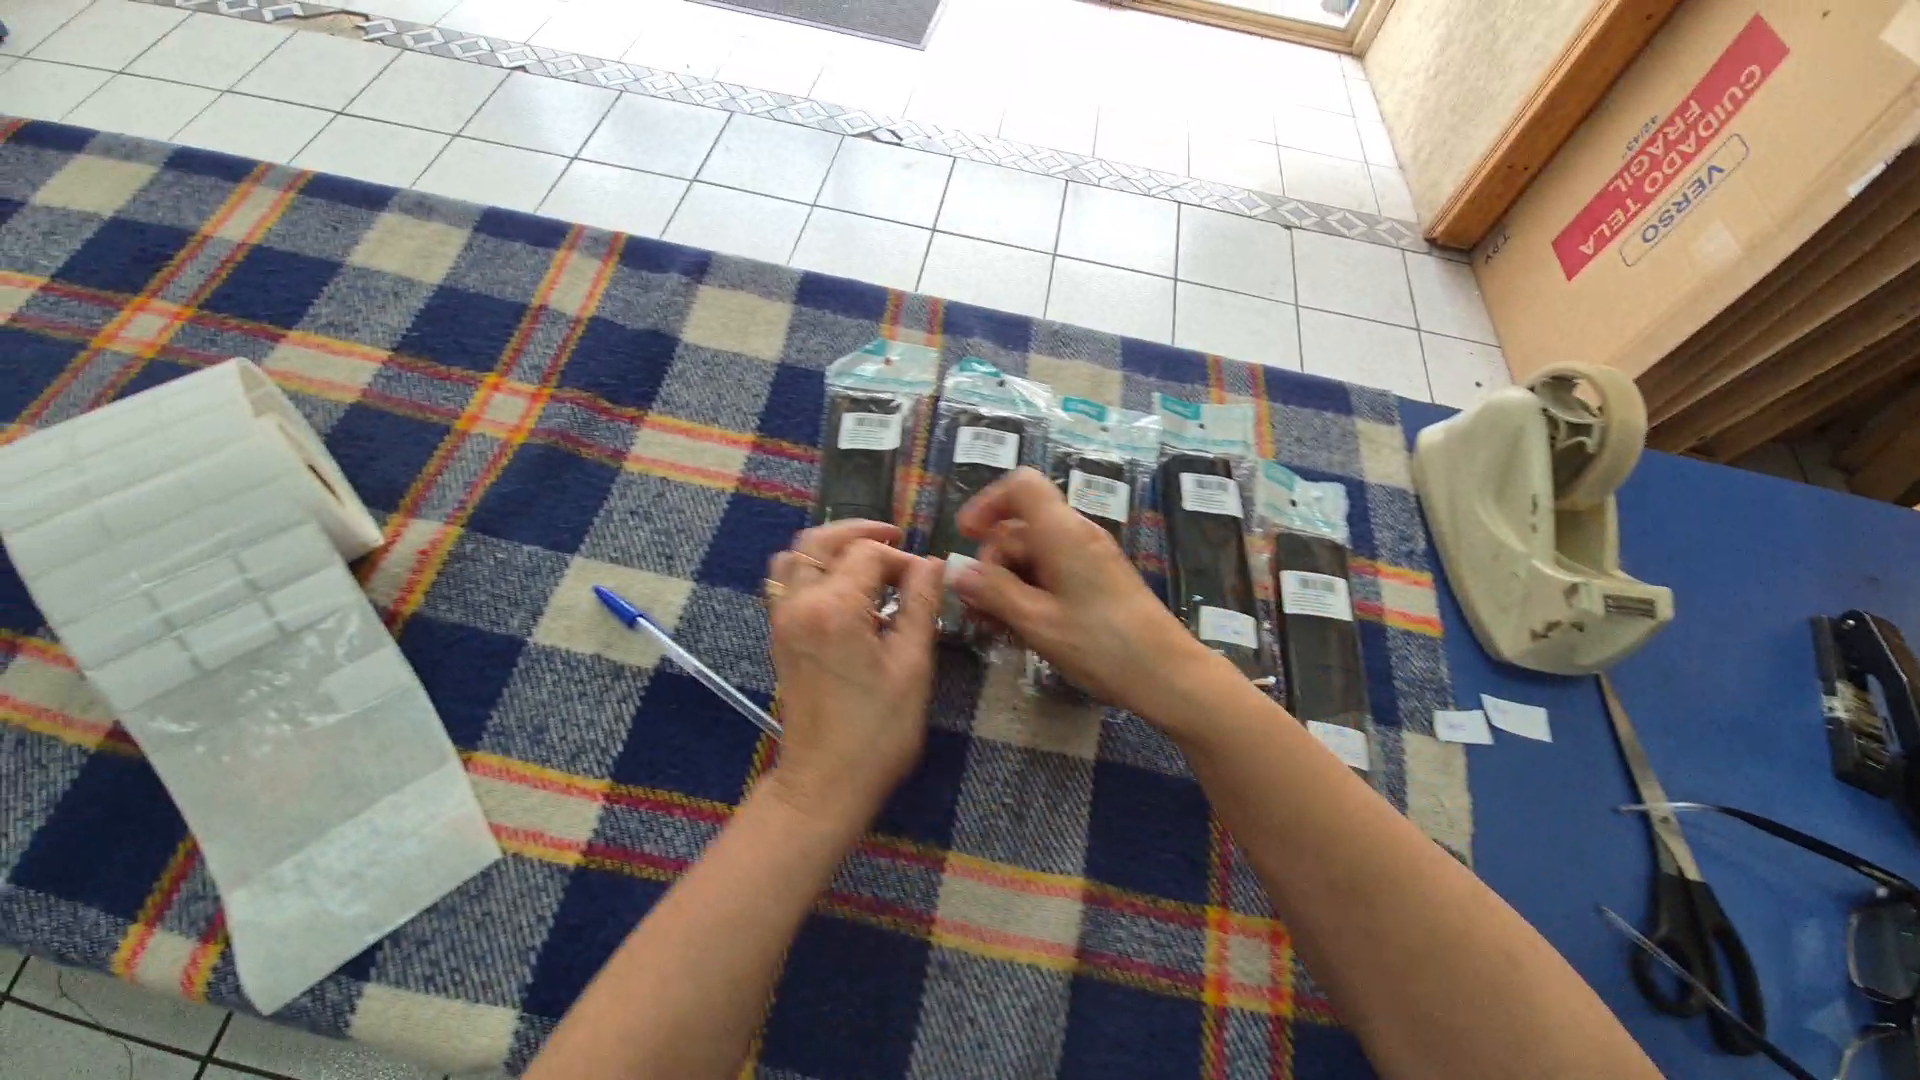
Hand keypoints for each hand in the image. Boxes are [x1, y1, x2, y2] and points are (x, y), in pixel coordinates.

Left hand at [762, 520, 943, 827]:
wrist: (825, 782)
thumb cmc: (877, 730)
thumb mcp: (912, 665)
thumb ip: (921, 605)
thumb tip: (933, 563)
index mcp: (834, 608)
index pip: (868, 553)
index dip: (902, 559)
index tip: (927, 581)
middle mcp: (799, 603)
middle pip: (820, 541)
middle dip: (860, 533)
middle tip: (895, 539)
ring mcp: (782, 620)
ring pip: (795, 557)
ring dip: (830, 548)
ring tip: (866, 559)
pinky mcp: (779, 637)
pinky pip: (785, 582)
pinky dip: (811, 570)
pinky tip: (843, 589)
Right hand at [949, 468, 1223, 719]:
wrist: (1167, 674)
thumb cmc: (1101, 645)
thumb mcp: (1037, 622)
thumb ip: (994, 592)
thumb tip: (957, 571)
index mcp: (1061, 532)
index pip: (1021, 486)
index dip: (988, 502)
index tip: (966, 536)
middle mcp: (1077, 534)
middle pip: (1021, 525)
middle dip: (992, 560)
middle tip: (976, 606)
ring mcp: (1090, 557)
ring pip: (1035, 553)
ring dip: (1008, 582)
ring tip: (994, 624)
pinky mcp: (1099, 580)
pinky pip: (1054, 572)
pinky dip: (1031, 591)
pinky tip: (1021, 627)